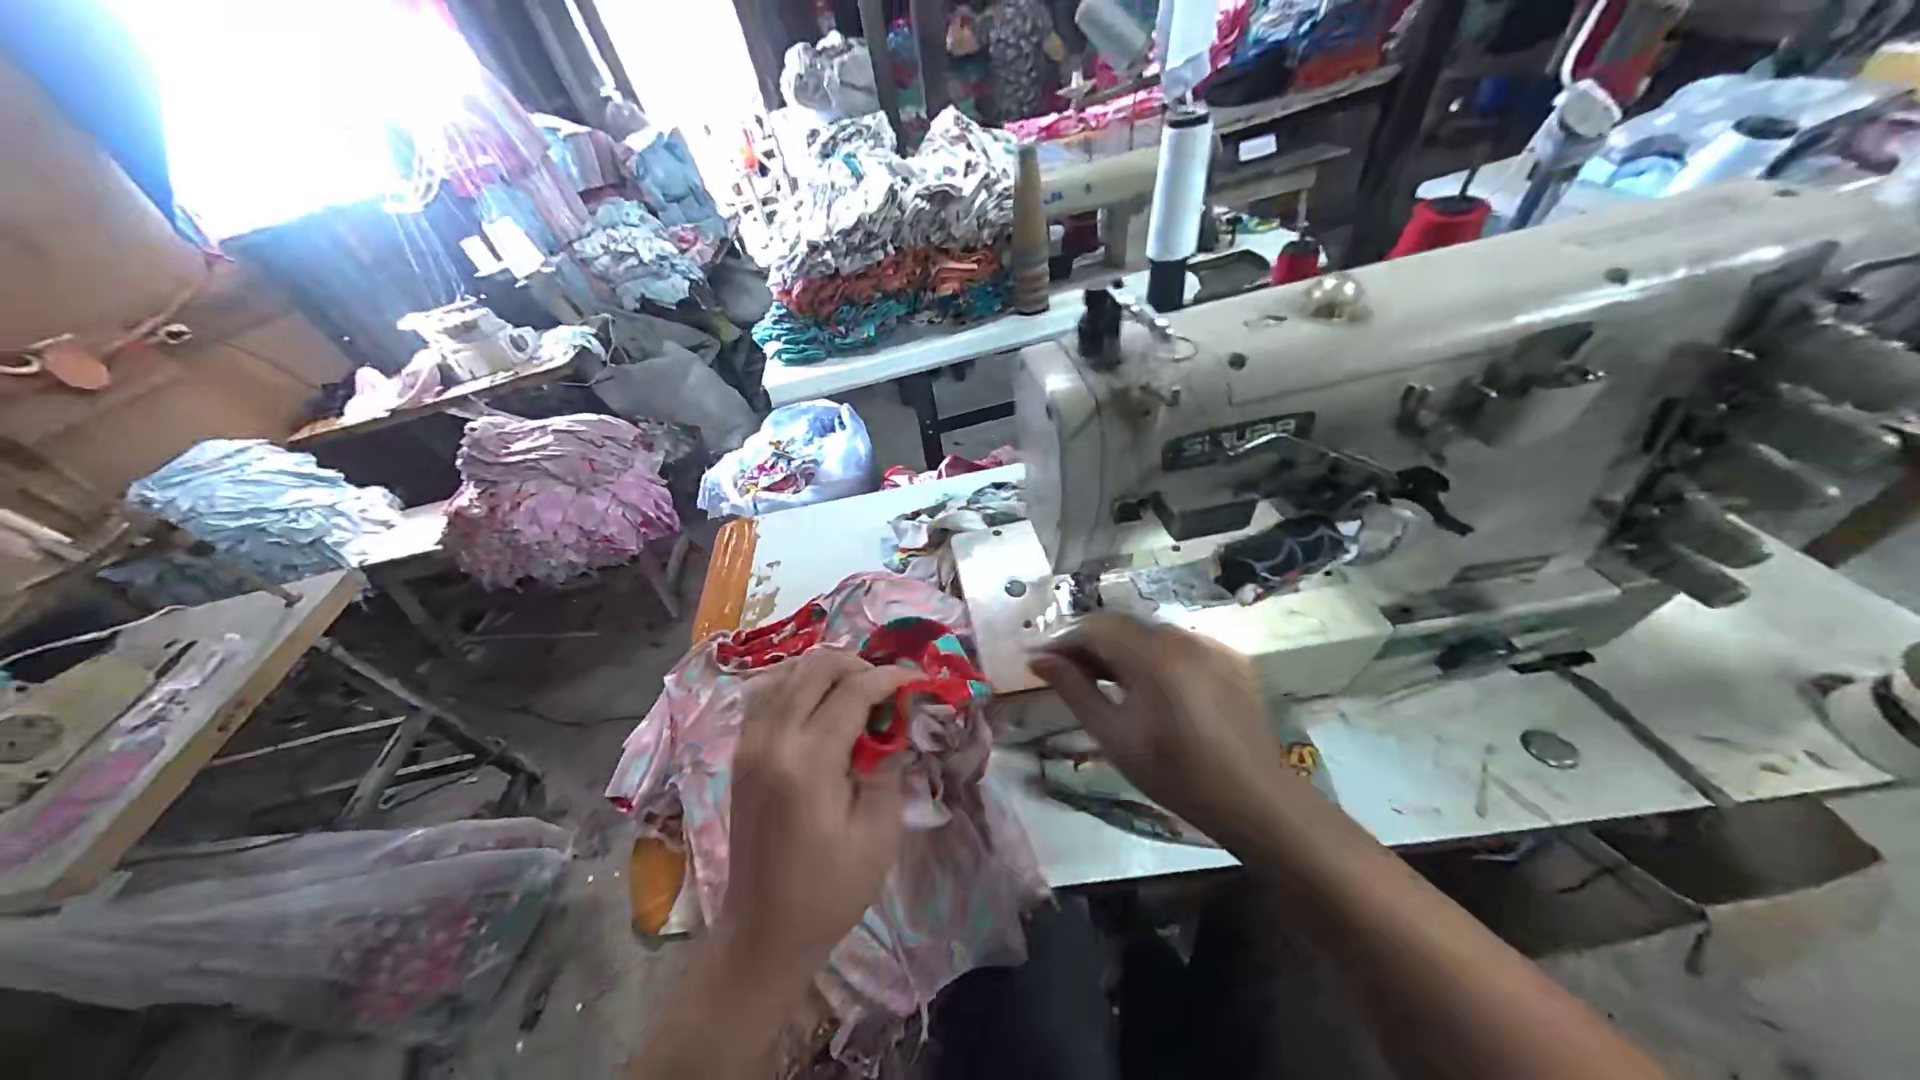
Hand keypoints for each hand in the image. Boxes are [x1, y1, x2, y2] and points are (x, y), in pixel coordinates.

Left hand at [722, 648, 914, 988]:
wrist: (764, 931)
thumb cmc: (829, 890)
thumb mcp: (879, 831)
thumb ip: (888, 765)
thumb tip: (894, 724)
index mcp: (807, 760)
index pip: (853, 690)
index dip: (890, 678)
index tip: (917, 681)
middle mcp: (771, 739)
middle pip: (814, 667)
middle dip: (858, 664)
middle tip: (886, 687)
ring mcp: (748, 743)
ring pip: (785, 672)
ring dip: (824, 670)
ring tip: (855, 690)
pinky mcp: (740, 754)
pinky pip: (765, 695)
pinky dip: (794, 684)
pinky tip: (817, 703)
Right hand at [1028, 614, 1294, 845]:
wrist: (1253, 799)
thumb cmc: (1173, 773)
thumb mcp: (1113, 735)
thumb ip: (1074, 689)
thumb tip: (1039, 661)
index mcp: (1153, 654)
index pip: (1094, 627)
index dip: (1063, 641)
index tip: (1041, 663)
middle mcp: (1183, 637)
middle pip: (1122, 625)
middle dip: (1090, 644)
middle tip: (1068, 673)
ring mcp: (1211, 644)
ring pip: (1150, 633)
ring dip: (1121, 649)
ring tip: (1105, 682)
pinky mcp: (1230, 658)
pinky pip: (1179, 645)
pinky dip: (1154, 657)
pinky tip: (1149, 687)